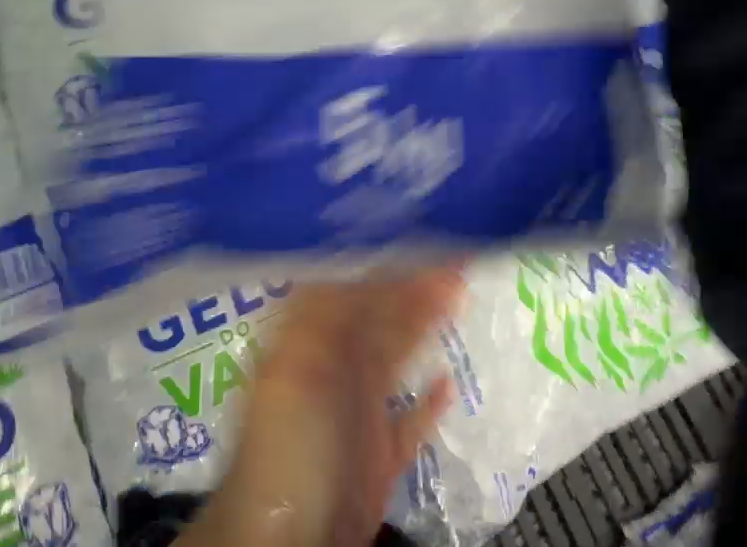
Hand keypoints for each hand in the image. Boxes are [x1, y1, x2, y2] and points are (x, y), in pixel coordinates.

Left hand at [178, 266, 465, 546]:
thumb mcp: (298, 369)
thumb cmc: (288, 447)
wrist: (288, 540)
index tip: (418, 231)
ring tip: (458, 291)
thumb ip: (327, 316)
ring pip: (397, 355)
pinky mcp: (379, 455)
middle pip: (379, 316)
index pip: (349, 287)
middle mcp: (333, 369)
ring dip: (426, 324)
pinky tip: (449, 382)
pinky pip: (409, 420)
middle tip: (456, 252)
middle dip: (414, 284)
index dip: (383, 260)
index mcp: (309, 343)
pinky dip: (429, 401)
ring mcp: (357, 412)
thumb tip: (355, 257)